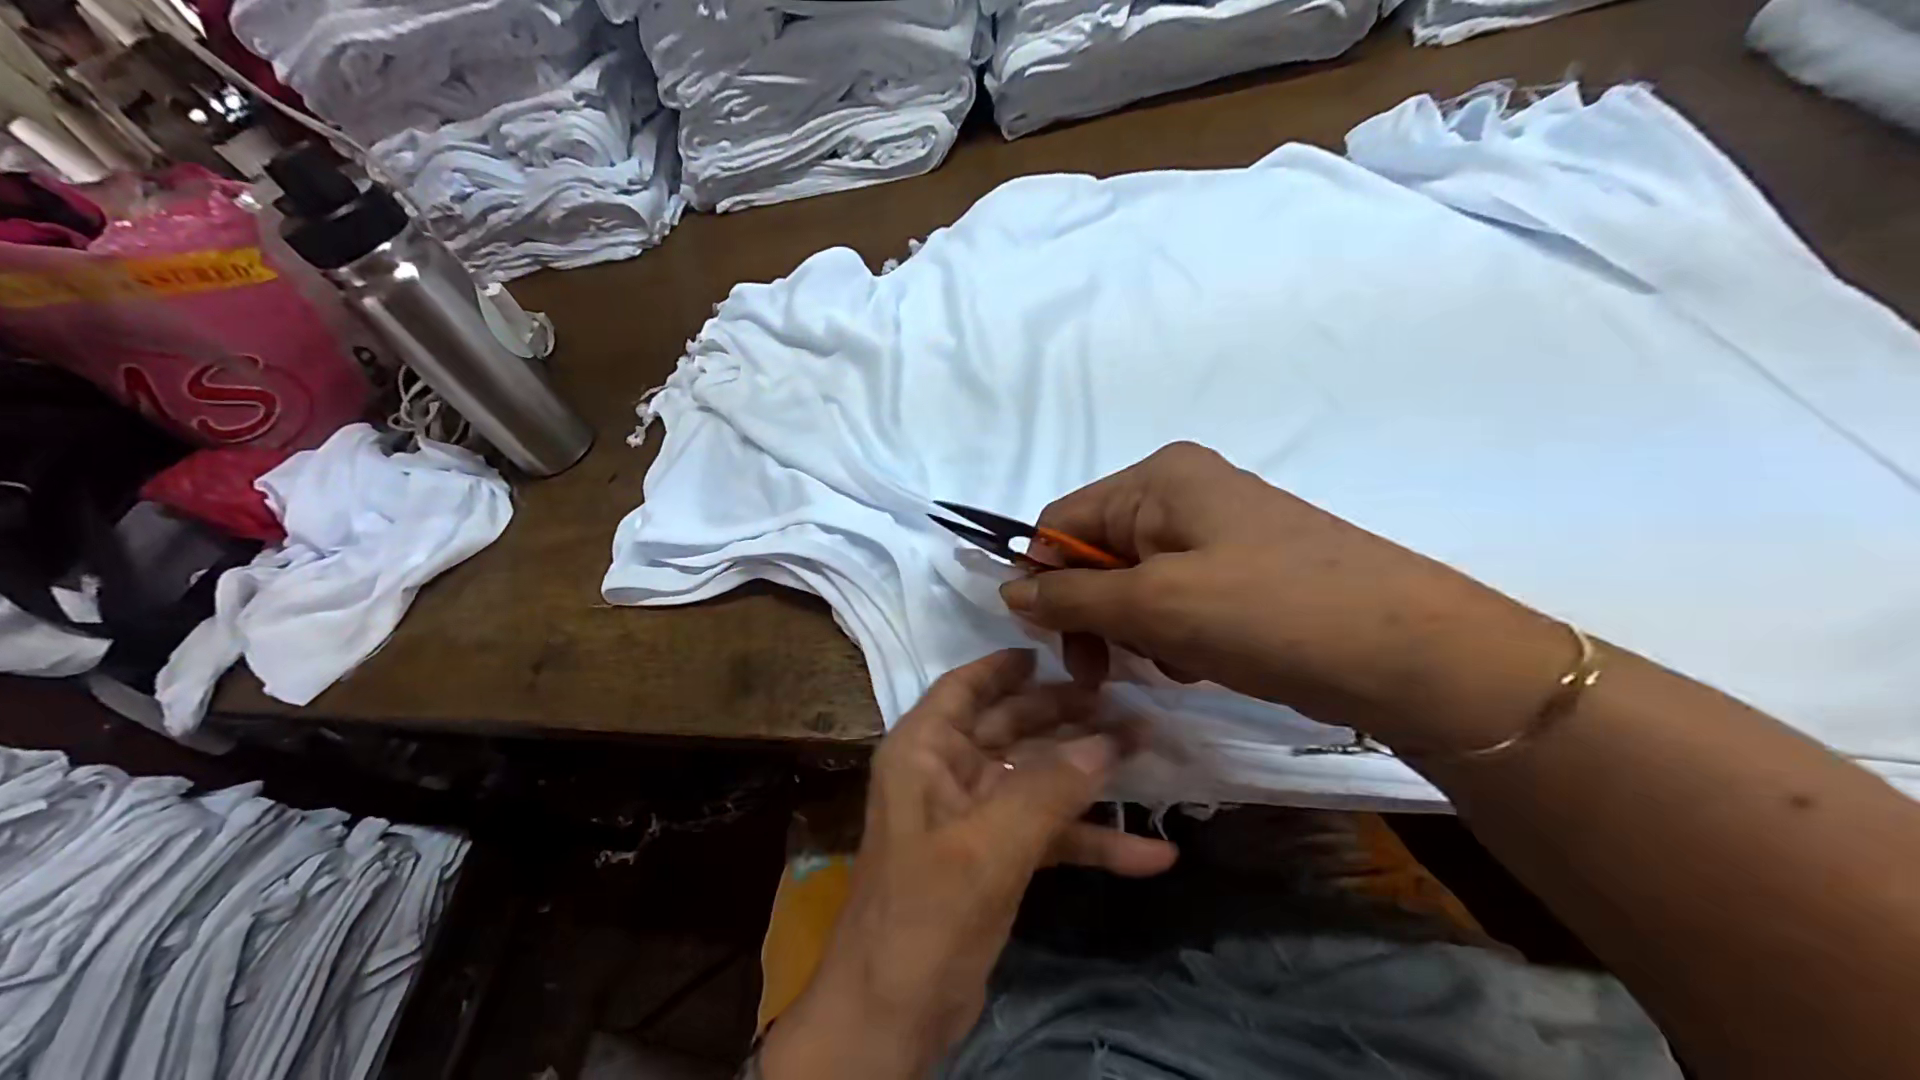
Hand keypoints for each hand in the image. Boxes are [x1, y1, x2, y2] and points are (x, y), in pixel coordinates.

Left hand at [760, 650, 1176, 1079]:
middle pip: (1011, 727)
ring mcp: (973, 816)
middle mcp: (945, 772)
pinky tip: (1151, 855)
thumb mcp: (989, 845)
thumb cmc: (926, 913)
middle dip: (1066, 717)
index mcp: (924, 750)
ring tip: (1149, 750)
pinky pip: (1047, 833)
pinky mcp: (994, 857)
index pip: (964, 687)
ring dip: (1088, 773)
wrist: (893, 1014)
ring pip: (1036, 777)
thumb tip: (1110, 740)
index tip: (1055, 651)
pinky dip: (1090, 841)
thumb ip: (1050, 788)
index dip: (1005, 666)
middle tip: (1125, 701)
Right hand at [1000, 442, 1573, 753]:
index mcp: (1159, 478)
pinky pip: (1178, 598)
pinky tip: (1204, 661)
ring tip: (1177, 662)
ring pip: (1135, 584)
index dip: (1046, 578)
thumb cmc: (1269, 613)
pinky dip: (1175, 634)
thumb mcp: (1154, 605)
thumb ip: (1071, 595)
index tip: (1054, 640)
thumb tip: (1008, 588)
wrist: (1413, 656)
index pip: (1062, 522)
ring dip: (1138, 630)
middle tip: (1103, 671)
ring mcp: (1219, 531)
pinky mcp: (1245, 570)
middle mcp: (1184, 492)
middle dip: (1095, 612)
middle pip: (1097, 553)